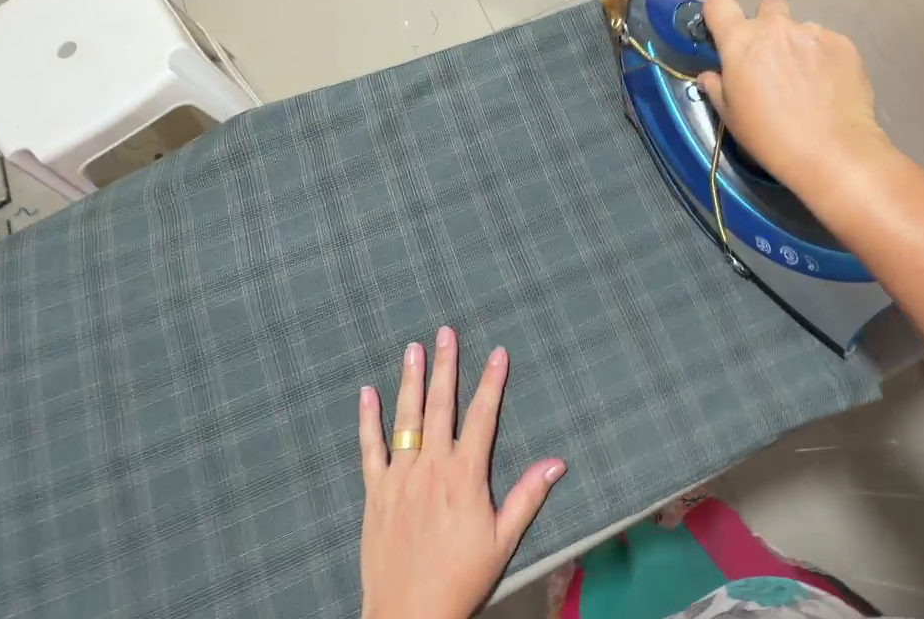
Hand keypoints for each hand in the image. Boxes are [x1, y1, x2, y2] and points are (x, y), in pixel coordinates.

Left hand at [358, 328, 565, 618]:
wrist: (409, 614)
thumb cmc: (461, 579)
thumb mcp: (503, 540)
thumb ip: (527, 496)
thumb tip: (556, 463)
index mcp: (465, 476)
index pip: (481, 416)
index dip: (491, 382)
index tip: (498, 353)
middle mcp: (431, 467)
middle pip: (441, 405)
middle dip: (446, 365)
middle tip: (446, 333)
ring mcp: (400, 477)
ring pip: (406, 417)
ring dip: (410, 380)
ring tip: (413, 349)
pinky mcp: (376, 492)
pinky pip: (370, 448)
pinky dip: (368, 419)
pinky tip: (367, 393)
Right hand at [696, 0, 891, 191]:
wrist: (833, 150)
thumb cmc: (770, 136)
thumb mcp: (731, 117)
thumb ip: (717, 86)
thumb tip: (713, 75)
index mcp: (741, 41)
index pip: (718, 2)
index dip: (718, 15)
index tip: (723, 34)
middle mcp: (776, 27)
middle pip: (766, 9)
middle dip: (765, 28)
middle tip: (770, 62)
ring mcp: (813, 32)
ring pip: (799, 28)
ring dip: (796, 46)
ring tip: (806, 81)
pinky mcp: (843, 43)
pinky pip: (826, 41)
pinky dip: (823, 57)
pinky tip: (828, 86)